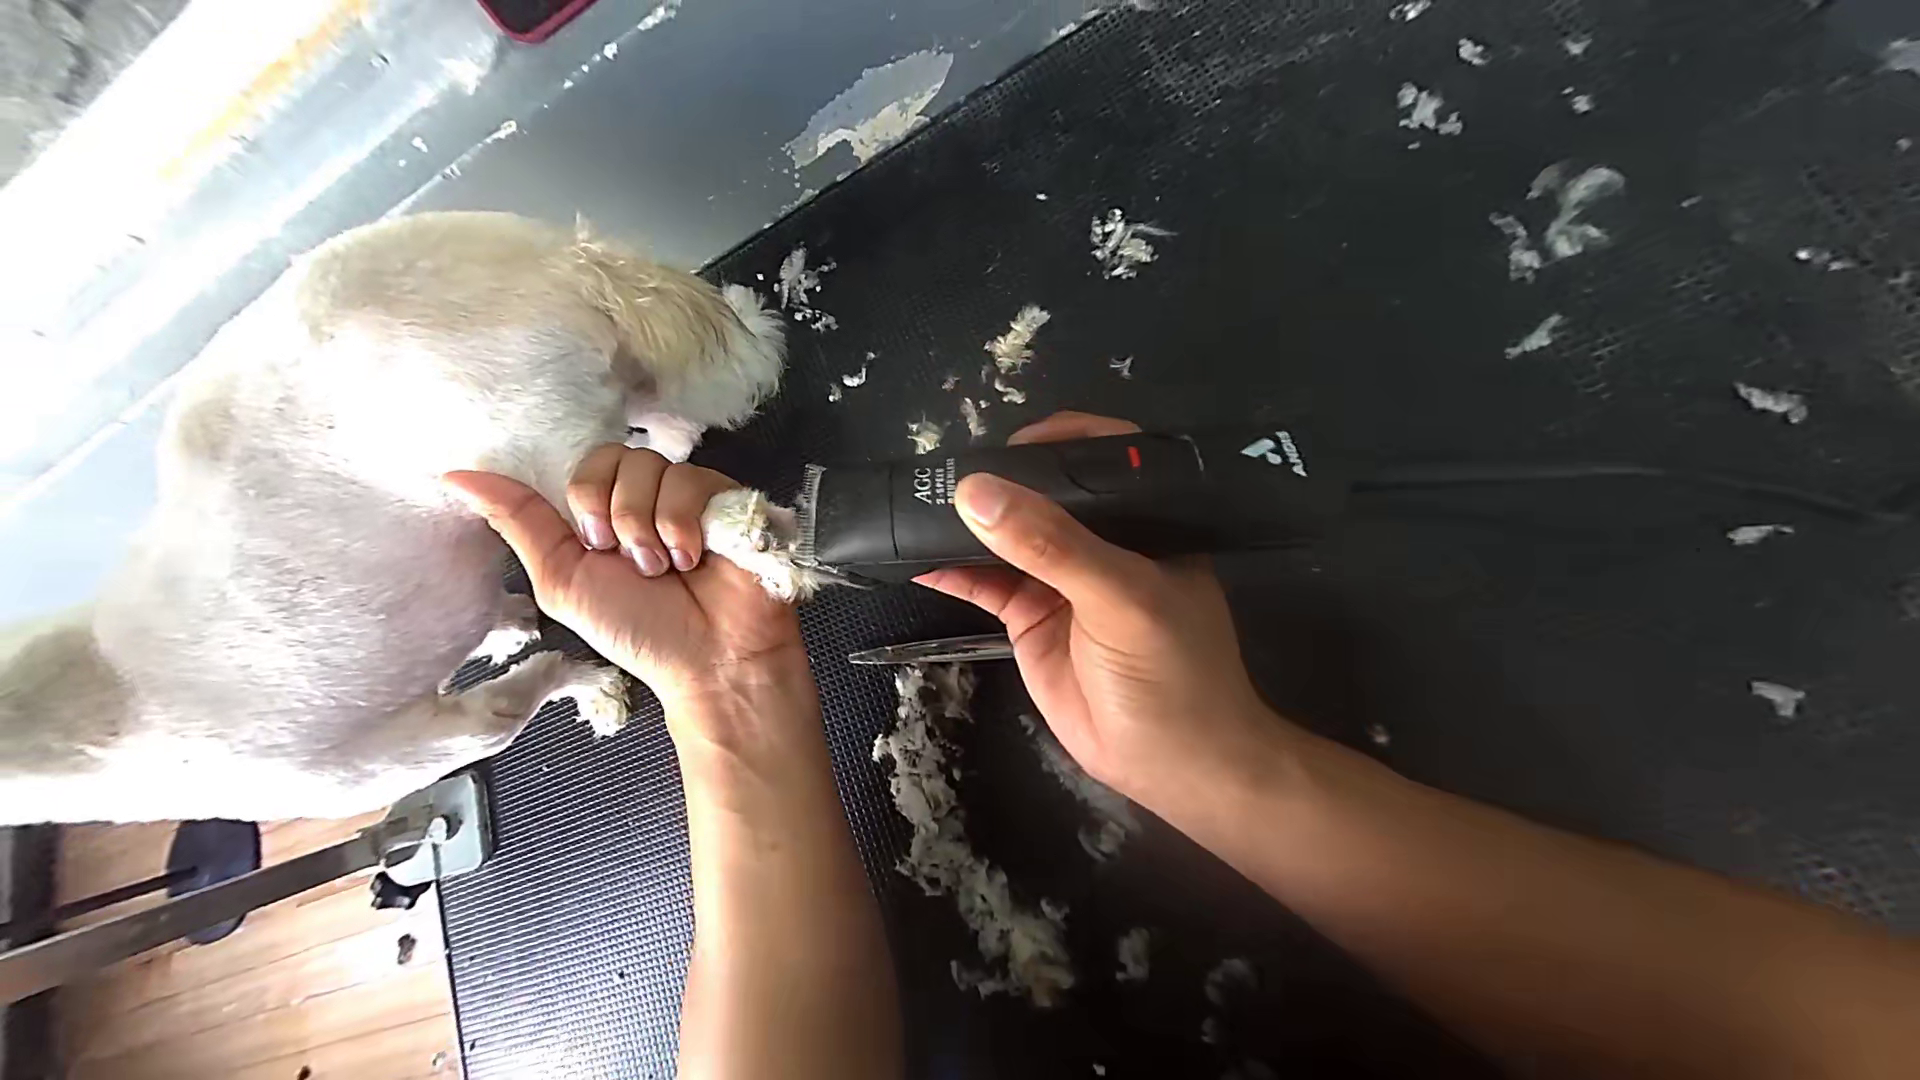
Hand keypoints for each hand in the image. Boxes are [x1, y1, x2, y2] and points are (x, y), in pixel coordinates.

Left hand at [444, 446, 808, 728]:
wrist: (709, 656)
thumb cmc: (640, 628)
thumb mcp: (564, 581)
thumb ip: (521, 524)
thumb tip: (455, 475)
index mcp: (610, 514)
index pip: (587, 461)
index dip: (586, 496)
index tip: (597, 546)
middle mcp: (652, 499)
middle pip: (619, 456)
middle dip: (616, 513)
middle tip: (635, 561)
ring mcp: (692, 498)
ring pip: (654, 466)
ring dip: (648, 525)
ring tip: (666, 566)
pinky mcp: (728, 499)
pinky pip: (692, 479)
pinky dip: (682, 522)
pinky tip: (694, 557)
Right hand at [915, 412, 1294, 814]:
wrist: (1167, 765)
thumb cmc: (1171, 671)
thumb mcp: (1119, 597)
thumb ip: (1052, 545)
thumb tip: (976, 493)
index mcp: (1140, 520)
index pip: (1101, 456)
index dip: (1057, 439)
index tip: (1006, 443)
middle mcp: (1098, 541)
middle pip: (1041, 493)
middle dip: (998, 481)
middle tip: (944, 473)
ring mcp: (1058, 579)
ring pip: (1006, 538)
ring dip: (966, 526)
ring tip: (918, 509)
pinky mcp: (1029, 616)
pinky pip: (984, 584)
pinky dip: (952, 572)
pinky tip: (919, 563)